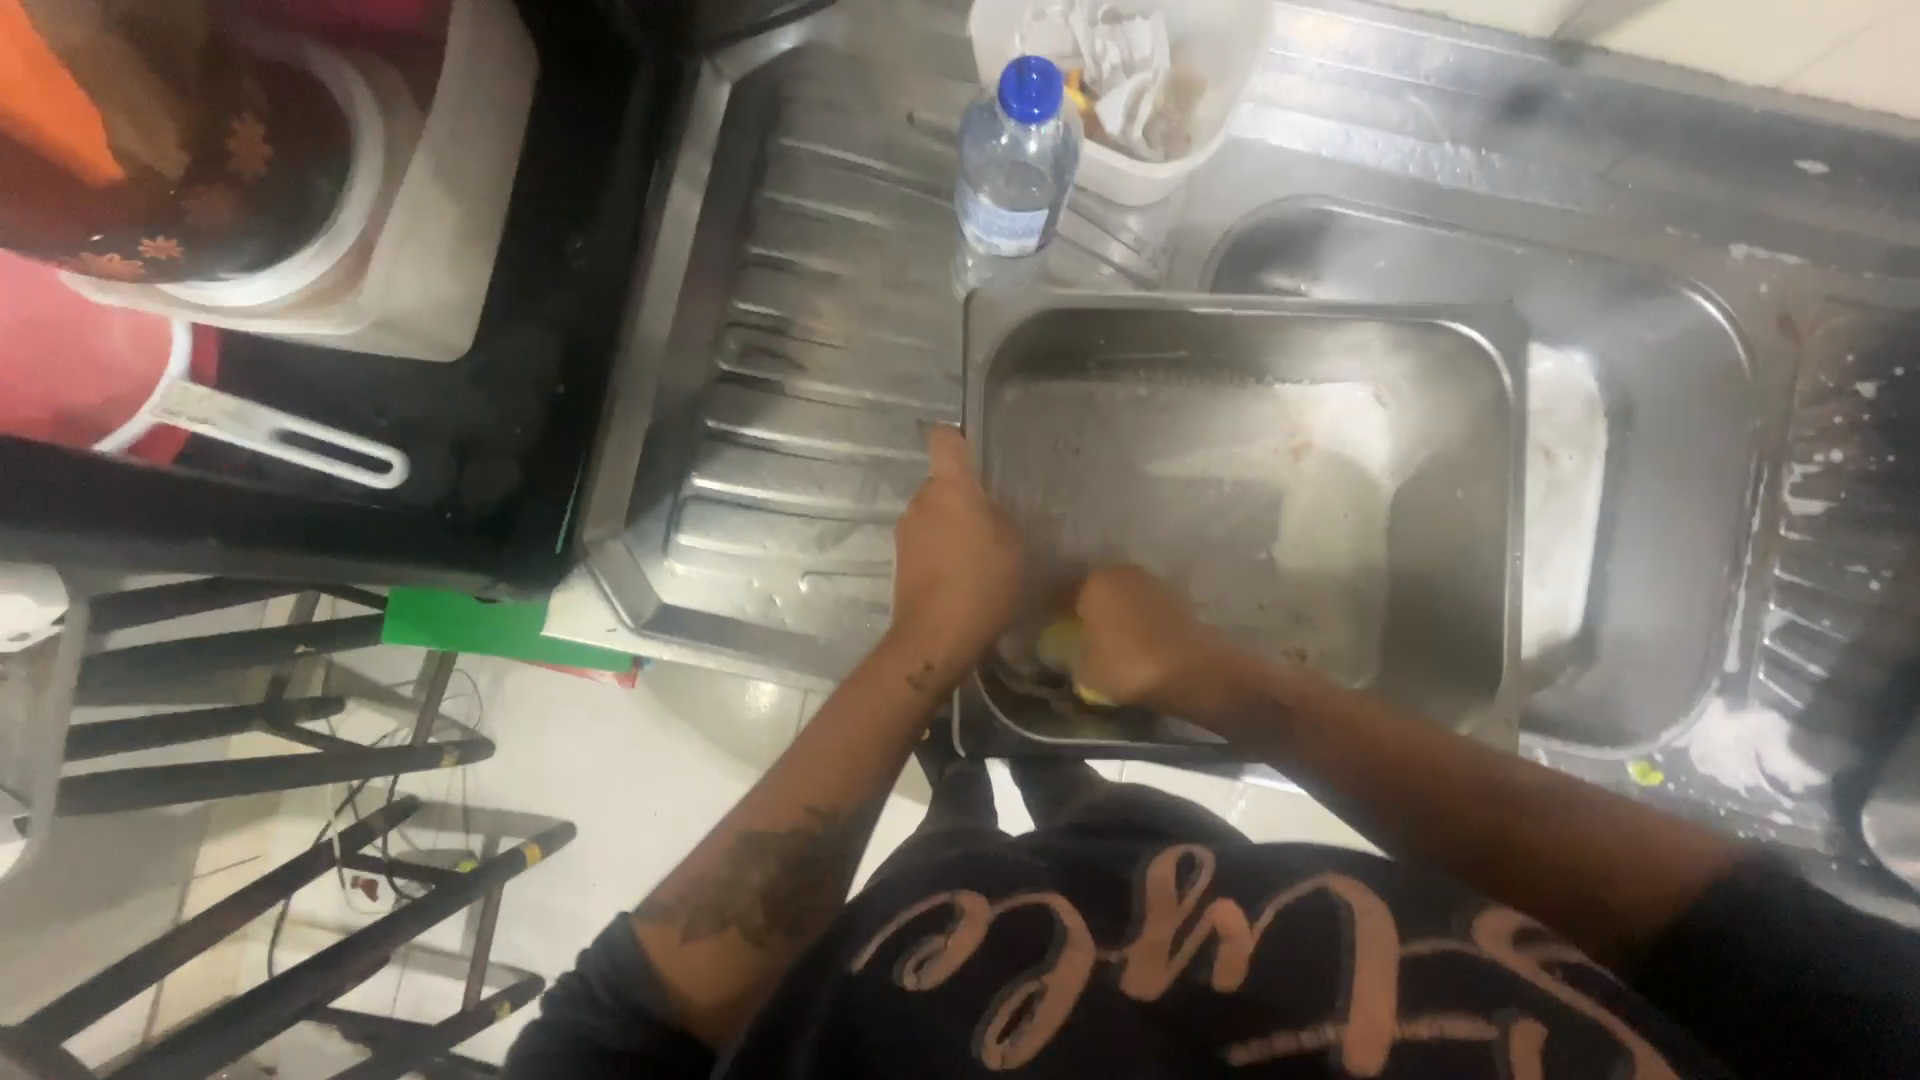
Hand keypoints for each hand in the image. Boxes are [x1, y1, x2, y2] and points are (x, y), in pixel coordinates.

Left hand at [886, 426, 1022, 693]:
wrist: (935, 637)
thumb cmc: (982, 583)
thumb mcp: (1012, 544)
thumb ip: (998, 514)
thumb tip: (984, 509)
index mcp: (950, 488)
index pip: (944, 440)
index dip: (958, 439)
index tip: (975, 453)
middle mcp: (920, 502)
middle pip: (942, 483)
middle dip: (963, 497)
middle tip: (992, 526)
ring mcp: (906, 532)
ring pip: (934, 514)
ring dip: (952, 527)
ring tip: (980, 558)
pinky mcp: (900, 561)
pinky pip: (926, 541)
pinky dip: (942, 551)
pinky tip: (962, 578)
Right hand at [1068, 563, 1236, 715]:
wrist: (1195, 672)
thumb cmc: (1128, 665)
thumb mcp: (1084, 669)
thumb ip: (1071, 654)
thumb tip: (1071, 649)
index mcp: (1095, 581)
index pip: (1063, 592)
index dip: (1054, 612)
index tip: (1050, 630)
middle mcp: (1124, 573)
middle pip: (1097, 589)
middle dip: (1088, 608)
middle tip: (1079, 633)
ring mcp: (1155, 584)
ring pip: (1125, 597)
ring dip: (1116, 614)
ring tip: (1110, 640)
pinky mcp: (1179, 601)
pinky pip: (1147, 610)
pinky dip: (1139, 623)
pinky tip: (1136, 643)